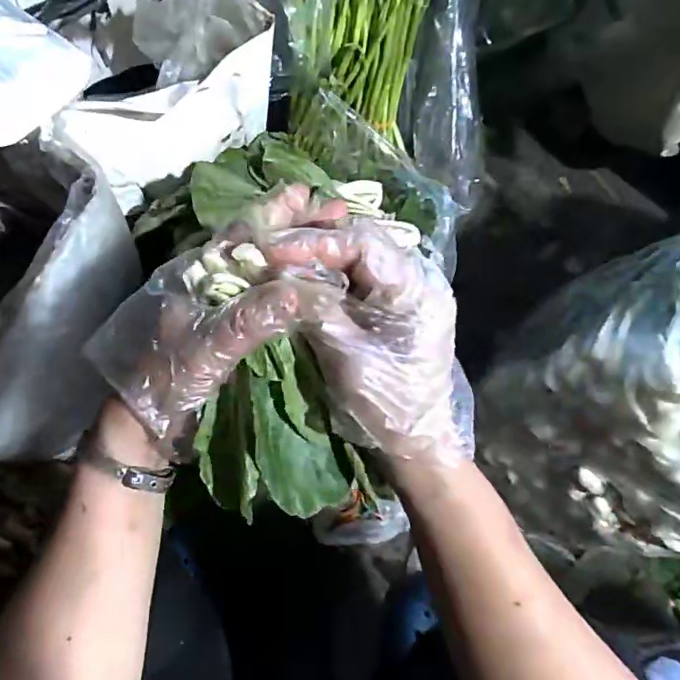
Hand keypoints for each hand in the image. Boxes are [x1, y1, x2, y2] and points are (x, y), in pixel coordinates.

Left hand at [86, 185, 348, 457]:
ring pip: (259, 269)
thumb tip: (304, 290)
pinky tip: (305, 285)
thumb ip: (251, 318)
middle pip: (255, 245)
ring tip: (329, 239)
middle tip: (334, 209)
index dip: (277, 213)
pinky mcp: (222, 330)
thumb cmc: (163, 380)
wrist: (137, 423)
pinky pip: (259, 297)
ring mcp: (215, 305)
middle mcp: (206, 281)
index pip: (242, 233)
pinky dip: (284, 286)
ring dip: (293, 253)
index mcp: (195, 273)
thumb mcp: (206, 348)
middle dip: (294, 227)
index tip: (309, 194)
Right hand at [259, 220, 470, 467]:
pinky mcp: (387, 302)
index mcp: (414, 286)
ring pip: (354, 252)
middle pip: (358, 239)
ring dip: (314, 253)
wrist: (413, 439)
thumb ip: (315, 307)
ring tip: (273, 257)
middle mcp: (414, 276)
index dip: (313, 241)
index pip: (362, 242)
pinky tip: (294, 273)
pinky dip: (322, 270)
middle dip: (310, 241)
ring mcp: (402, 287)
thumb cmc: (385, 400)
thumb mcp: (346, 354)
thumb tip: (278, 272)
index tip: (270, 250)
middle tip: (265, 248)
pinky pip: (353, 273)